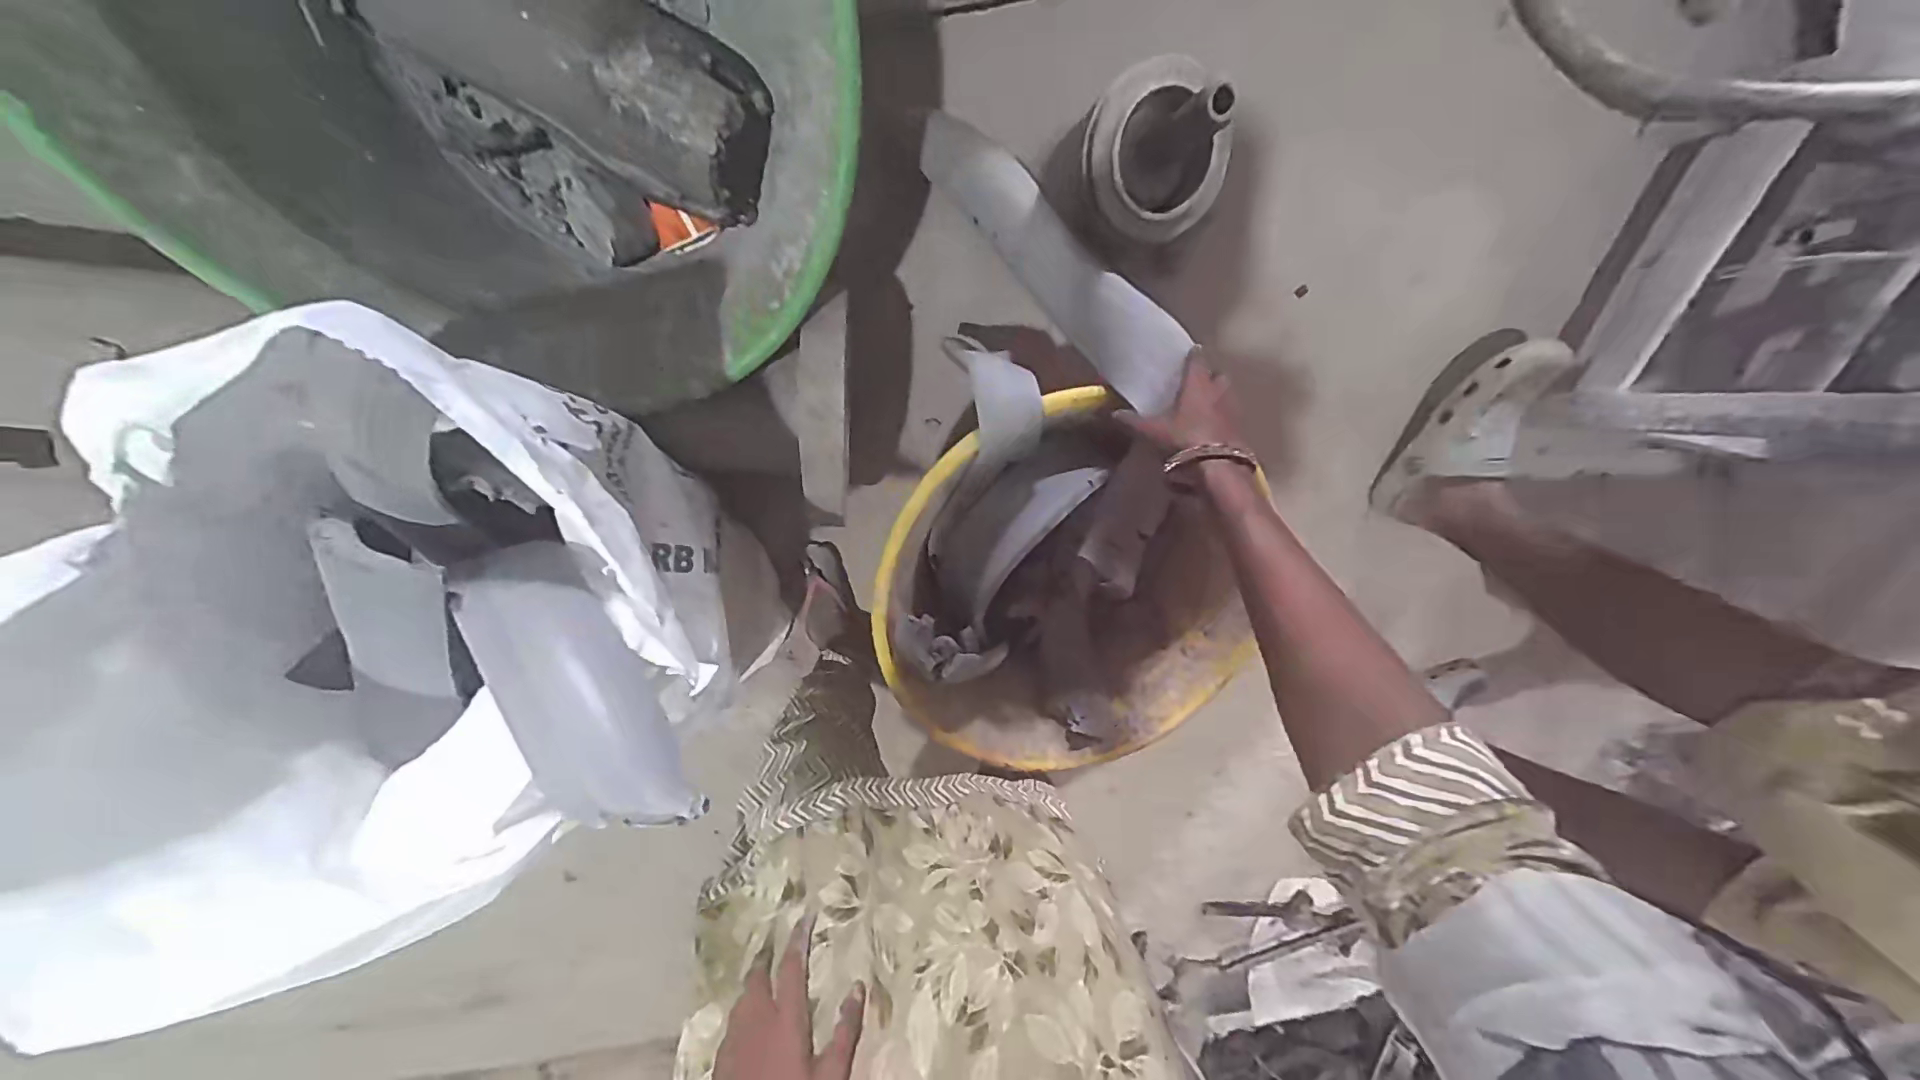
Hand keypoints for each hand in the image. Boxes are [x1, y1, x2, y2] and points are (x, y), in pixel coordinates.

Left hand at [714, 919, 864, 1079]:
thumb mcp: (831, 1075)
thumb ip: (846, 1030)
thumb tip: (859, 987)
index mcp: (786, 1018)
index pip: (791, 966)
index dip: (799, 937)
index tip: (806, 915)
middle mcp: (755, 1020)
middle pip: (758, 975)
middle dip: (769, 955)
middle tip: (780, 942)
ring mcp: (733, 1040)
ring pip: (742, 997)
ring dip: (756, 981)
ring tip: (768, 976)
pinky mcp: (720, 1060)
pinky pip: (733, 1021)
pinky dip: (745, 1008)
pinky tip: (752, 1020)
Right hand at [1114, 351, 1248, 452]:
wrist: (1218, 467)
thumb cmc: (1184, 440)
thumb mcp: (1153, 432)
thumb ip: (1134, 422)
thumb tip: (1115, 414)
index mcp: (1197, 385)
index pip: (1197, 361)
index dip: (1193, 356)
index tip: (1191, 352)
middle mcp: (1218, 392)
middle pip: (1218, 376)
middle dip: (1210, 377)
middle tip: (1198, 383)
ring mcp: (1232, 410)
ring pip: (1227, 395)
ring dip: (1218, 397)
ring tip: (1205, 406)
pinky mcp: (1240, 429)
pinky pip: (1231, 416)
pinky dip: (1223, 418)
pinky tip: (1212, 428)